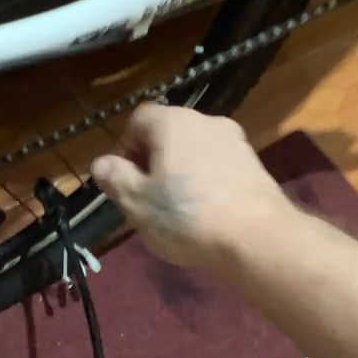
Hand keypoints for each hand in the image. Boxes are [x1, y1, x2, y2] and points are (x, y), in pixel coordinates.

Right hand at [91, 103, 297, 271]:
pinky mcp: (253, 165)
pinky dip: (205, 182)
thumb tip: (100, 163)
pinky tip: (205, 213)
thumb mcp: (137, 203)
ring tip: (177, 209)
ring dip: (180, 172)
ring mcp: (234, 141)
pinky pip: (217, 167)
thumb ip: (116, 179)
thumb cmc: (187, 217)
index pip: (138, 119)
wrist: (257, 238)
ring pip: (194, 151)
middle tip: (146, 198)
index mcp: (172, 122)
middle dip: (152, 161)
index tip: (124, 180)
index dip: (124, 147)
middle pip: (168, 133)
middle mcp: (206, 121)